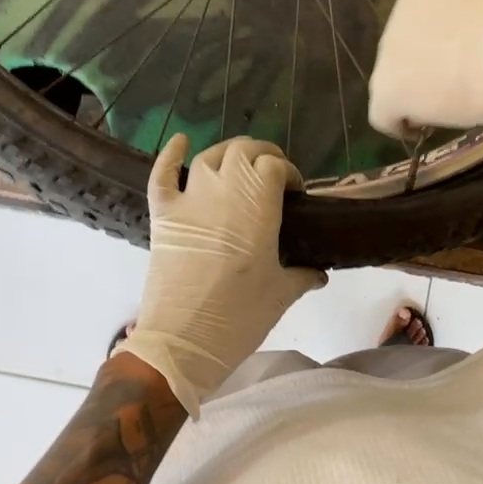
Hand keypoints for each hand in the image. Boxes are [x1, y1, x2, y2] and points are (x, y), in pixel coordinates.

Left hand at [117, 134, 326, 415]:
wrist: (182, 342)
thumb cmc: (239, 317)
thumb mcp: (281, 295)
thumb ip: (303, 274)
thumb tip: (320, 271)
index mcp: (258, 208)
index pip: (276, 166)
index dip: (289, 173)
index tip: (296, 192)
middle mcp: (224, 193)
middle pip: (245, 152)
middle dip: (264, 156)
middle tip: (273, 178)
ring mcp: (189, 200)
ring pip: (211, 155)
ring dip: (230, 153)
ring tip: (241, 165)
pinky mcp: (163, 214)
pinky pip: (163, 173)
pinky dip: (171, 154)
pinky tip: (180, 141)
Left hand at [367, 0, 482, 137]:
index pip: (427, 16)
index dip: (442, 39)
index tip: (461, 53)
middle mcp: (401, 12)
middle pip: (408, 45)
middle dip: (428, 63)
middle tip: (455, 81)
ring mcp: (391, 50)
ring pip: (397, 75)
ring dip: (418, 88)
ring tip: (444, 106)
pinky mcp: (389, 90)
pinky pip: (385, 112)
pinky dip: (400, 121)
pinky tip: (416, 131)